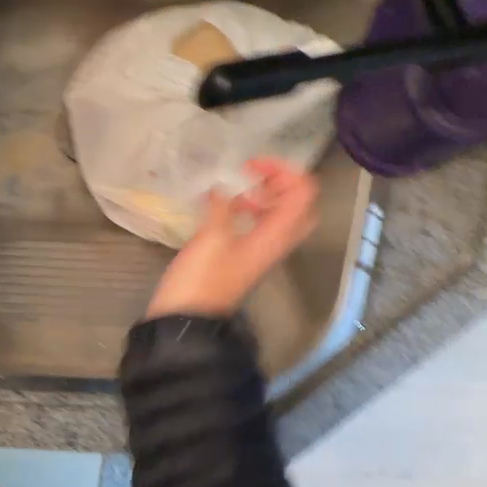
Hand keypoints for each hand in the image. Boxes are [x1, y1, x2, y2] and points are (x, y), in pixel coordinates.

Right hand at [146, 156, 319, 319]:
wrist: (185, 321)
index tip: (250, 165)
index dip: (283, 171)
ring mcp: (260, 254)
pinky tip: (224, 214)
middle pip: (297, 205)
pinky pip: (260, 231)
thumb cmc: (199, 280)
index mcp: (275, 235)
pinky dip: (250, 216)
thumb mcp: (209, 239)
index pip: (301, 192)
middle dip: (279, 185)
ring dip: (264, 199)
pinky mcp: (244, 262)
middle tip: (252, 178)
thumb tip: (221, 189)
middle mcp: (276, 244)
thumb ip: (220, 208)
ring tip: (237, 194)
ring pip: (279, 218)